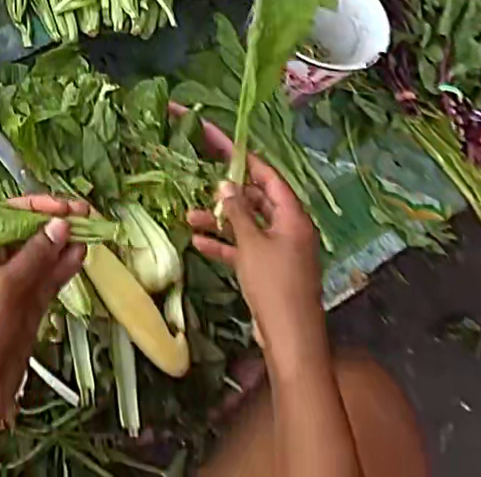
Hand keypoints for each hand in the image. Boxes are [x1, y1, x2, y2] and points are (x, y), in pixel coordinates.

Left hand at [0, 195, 87, 462]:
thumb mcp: (3, 289)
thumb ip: (34, 255)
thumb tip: (61, 223)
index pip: (11, 215)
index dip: (39, 207)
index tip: (66, 206)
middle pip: (32, 234)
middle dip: (58, 222)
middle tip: (88, 214)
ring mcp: (16, 288)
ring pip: (45, 257)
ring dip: (66, 243)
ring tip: (91, 232)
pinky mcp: (30, 310)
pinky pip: (50, 281)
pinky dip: (65, 267)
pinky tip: (82, 255)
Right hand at [185, 121, 327, 370]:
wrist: (291, 340)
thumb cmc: (275, 286)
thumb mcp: (251, 245)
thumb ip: (237, 212)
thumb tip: (225, 184)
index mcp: (291, 214)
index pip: (266, 174)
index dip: (243, 157)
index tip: (219, 141)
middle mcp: (287, 226)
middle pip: (256, 198)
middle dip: (227, 192)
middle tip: (200, 175)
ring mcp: (278, 249)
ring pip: (247, 224)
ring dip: (220, 220)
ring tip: (188, 216)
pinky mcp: (268, 269)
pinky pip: (244, 248)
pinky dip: (225, 244)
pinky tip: (198, 242)